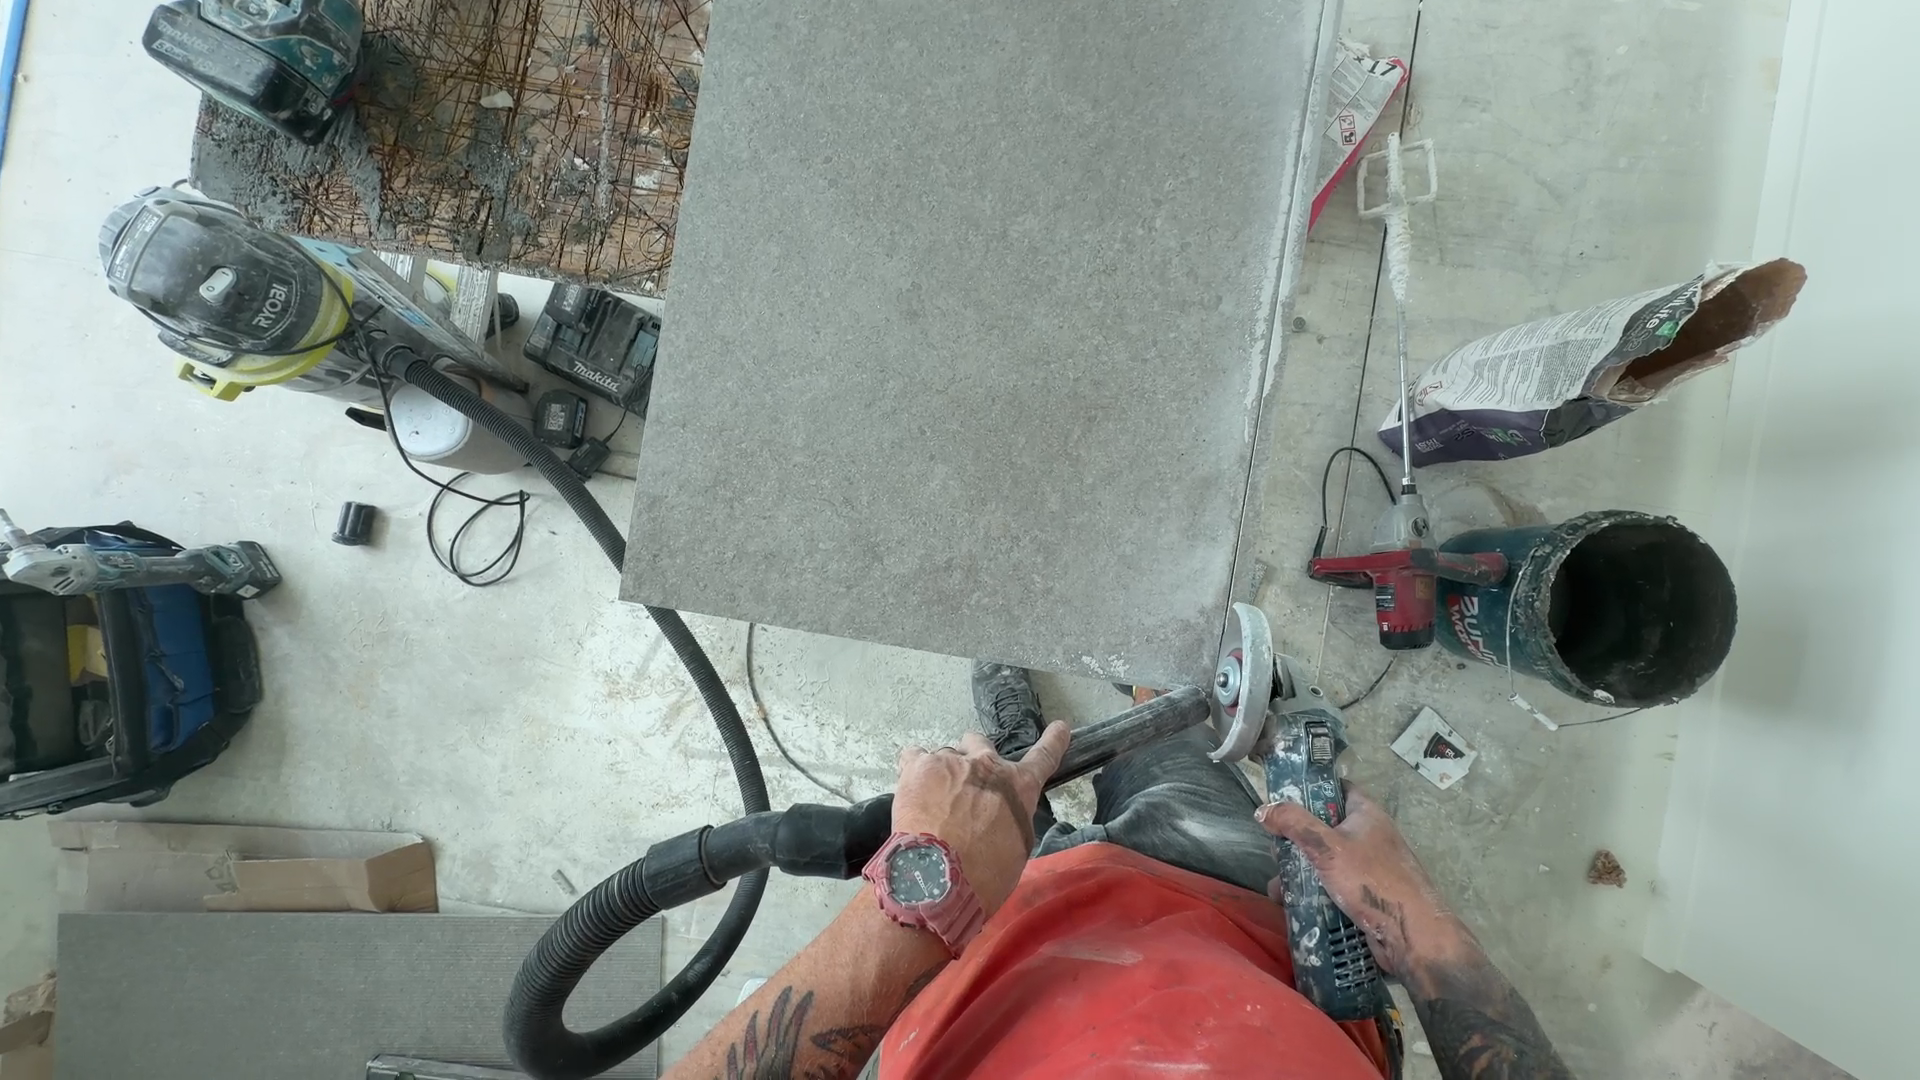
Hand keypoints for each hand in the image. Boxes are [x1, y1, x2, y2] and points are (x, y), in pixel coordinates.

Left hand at [890, 721, 1069, 916]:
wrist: (938, 879)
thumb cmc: (984, 874)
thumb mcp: (1016, 848)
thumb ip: (1011, 818)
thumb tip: (1000, 813)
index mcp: (1017, 786)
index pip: (1043, 757)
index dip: (1053, 741)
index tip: (1060, 727)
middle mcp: (985, 764)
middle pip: (979, 742)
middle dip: (973, 759)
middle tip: (963, 785)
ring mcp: (950, 760)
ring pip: (946, 754)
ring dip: (942, 773)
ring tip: (931, 803)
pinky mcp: (919, 765)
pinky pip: (915, 755)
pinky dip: (914, 769)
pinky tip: (912, 791)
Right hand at [1256, 784, 1475, 974]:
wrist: (1415, 940)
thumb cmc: (1373, 882)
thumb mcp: (1327, 847)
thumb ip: (1293, 823)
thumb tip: (1263, 809)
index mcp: (1366, 814)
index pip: (1336, 787)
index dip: (1309, 788)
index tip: (1282, 797)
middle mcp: (1369, 836)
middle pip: (1324, 826)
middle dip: (1296, 840)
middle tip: (1275, 850)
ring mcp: (1369, 867)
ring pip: (1325, 859)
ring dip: (1300, 871)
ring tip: (1278, 888)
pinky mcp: (1366, 895)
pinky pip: (1332, 885)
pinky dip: (1313, 892)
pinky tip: (1293, 905)